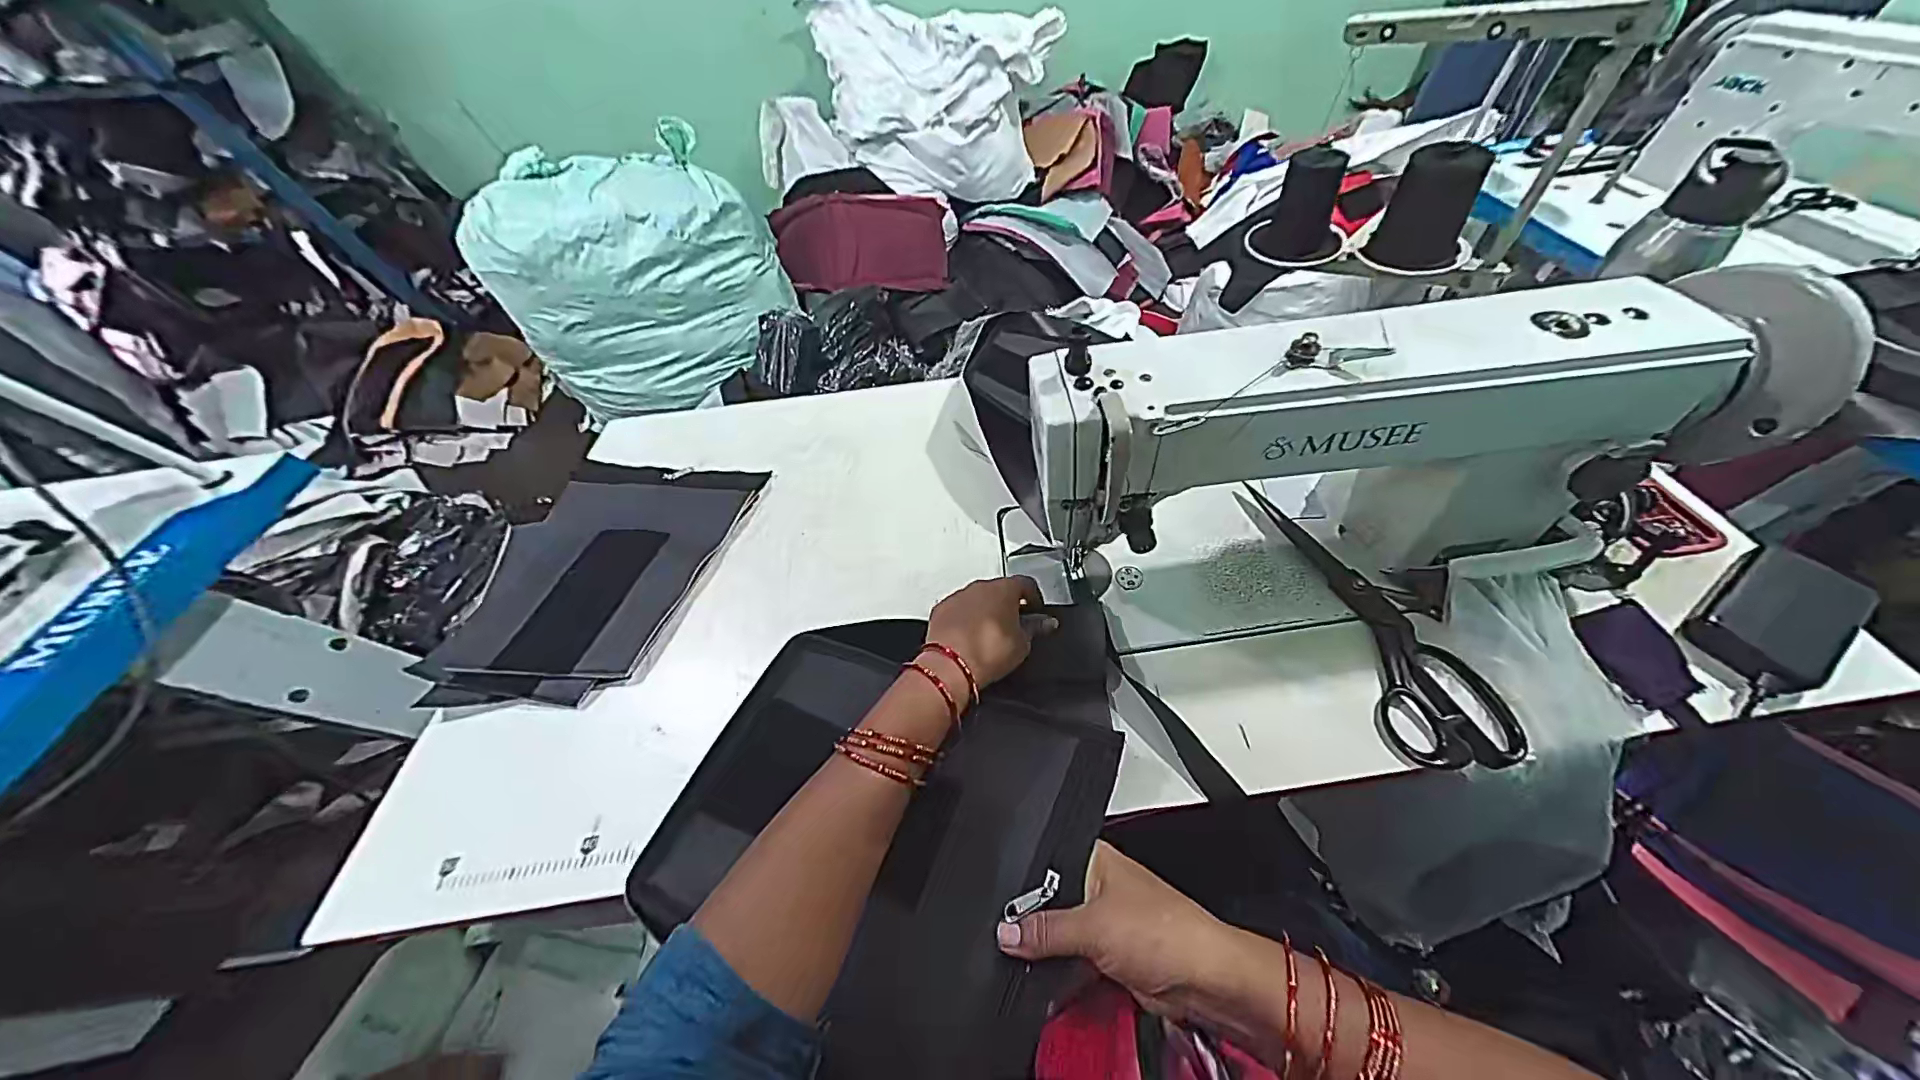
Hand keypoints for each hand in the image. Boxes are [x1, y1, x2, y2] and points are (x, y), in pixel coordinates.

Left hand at [924, 576, 1055, 688]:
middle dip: (1008, 604)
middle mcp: (980, 587)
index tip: (1035, 609)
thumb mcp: (1022, 643)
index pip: (1026, 584)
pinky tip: (970, 638)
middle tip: (1015, 624)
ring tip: (992, 634)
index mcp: (1004, 589)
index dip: (1034, 597)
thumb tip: (1043, 623)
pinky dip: (965, 619)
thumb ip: (1035, 628)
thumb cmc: (986, 651)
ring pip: (977, 599)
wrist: (951, 665)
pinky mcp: (942, 610)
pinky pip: (959, 610)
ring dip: (985, 611)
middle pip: (1000, 589)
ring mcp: (959, 597)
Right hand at [995, 841, 1240, 1025]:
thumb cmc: (1169, 932)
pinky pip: (1074, 965)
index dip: (1021, 889)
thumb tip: (1008, 932)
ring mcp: (1104, 924)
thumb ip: (1046, 929)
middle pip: (1048, 906)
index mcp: (1093, 860)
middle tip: (1019, 943)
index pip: (1043, 865)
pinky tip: (1056, 983)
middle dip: (1035, 927)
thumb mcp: (1092, 925)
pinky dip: (1065, 976)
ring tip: (1040, 962)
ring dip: (1051, 956)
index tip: (1002, 914)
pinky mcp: (1109, 957)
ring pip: (1060, 939)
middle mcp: (1098, 887)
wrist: (1206, 982)